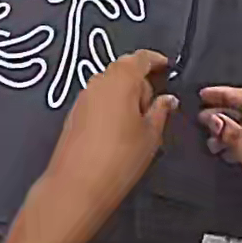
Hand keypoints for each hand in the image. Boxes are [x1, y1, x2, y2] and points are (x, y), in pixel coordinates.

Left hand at [25, 50, 177, 242]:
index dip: (156, 60)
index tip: (167, 67)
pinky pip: (98, 97)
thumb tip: (168, 98)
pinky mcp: (74, 111)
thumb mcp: (150, 135)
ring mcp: (83, 95)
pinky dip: (111, 103)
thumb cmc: (121, 157)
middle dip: (140, 79)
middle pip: (124, 68)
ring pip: (110, 83)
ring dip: (125, 92)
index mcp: (122, 79)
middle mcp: (99, 80)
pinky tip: (118, 127)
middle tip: (154, 103)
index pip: (141, 58)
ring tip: (137, 119)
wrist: (76, 185)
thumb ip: (161, 111)